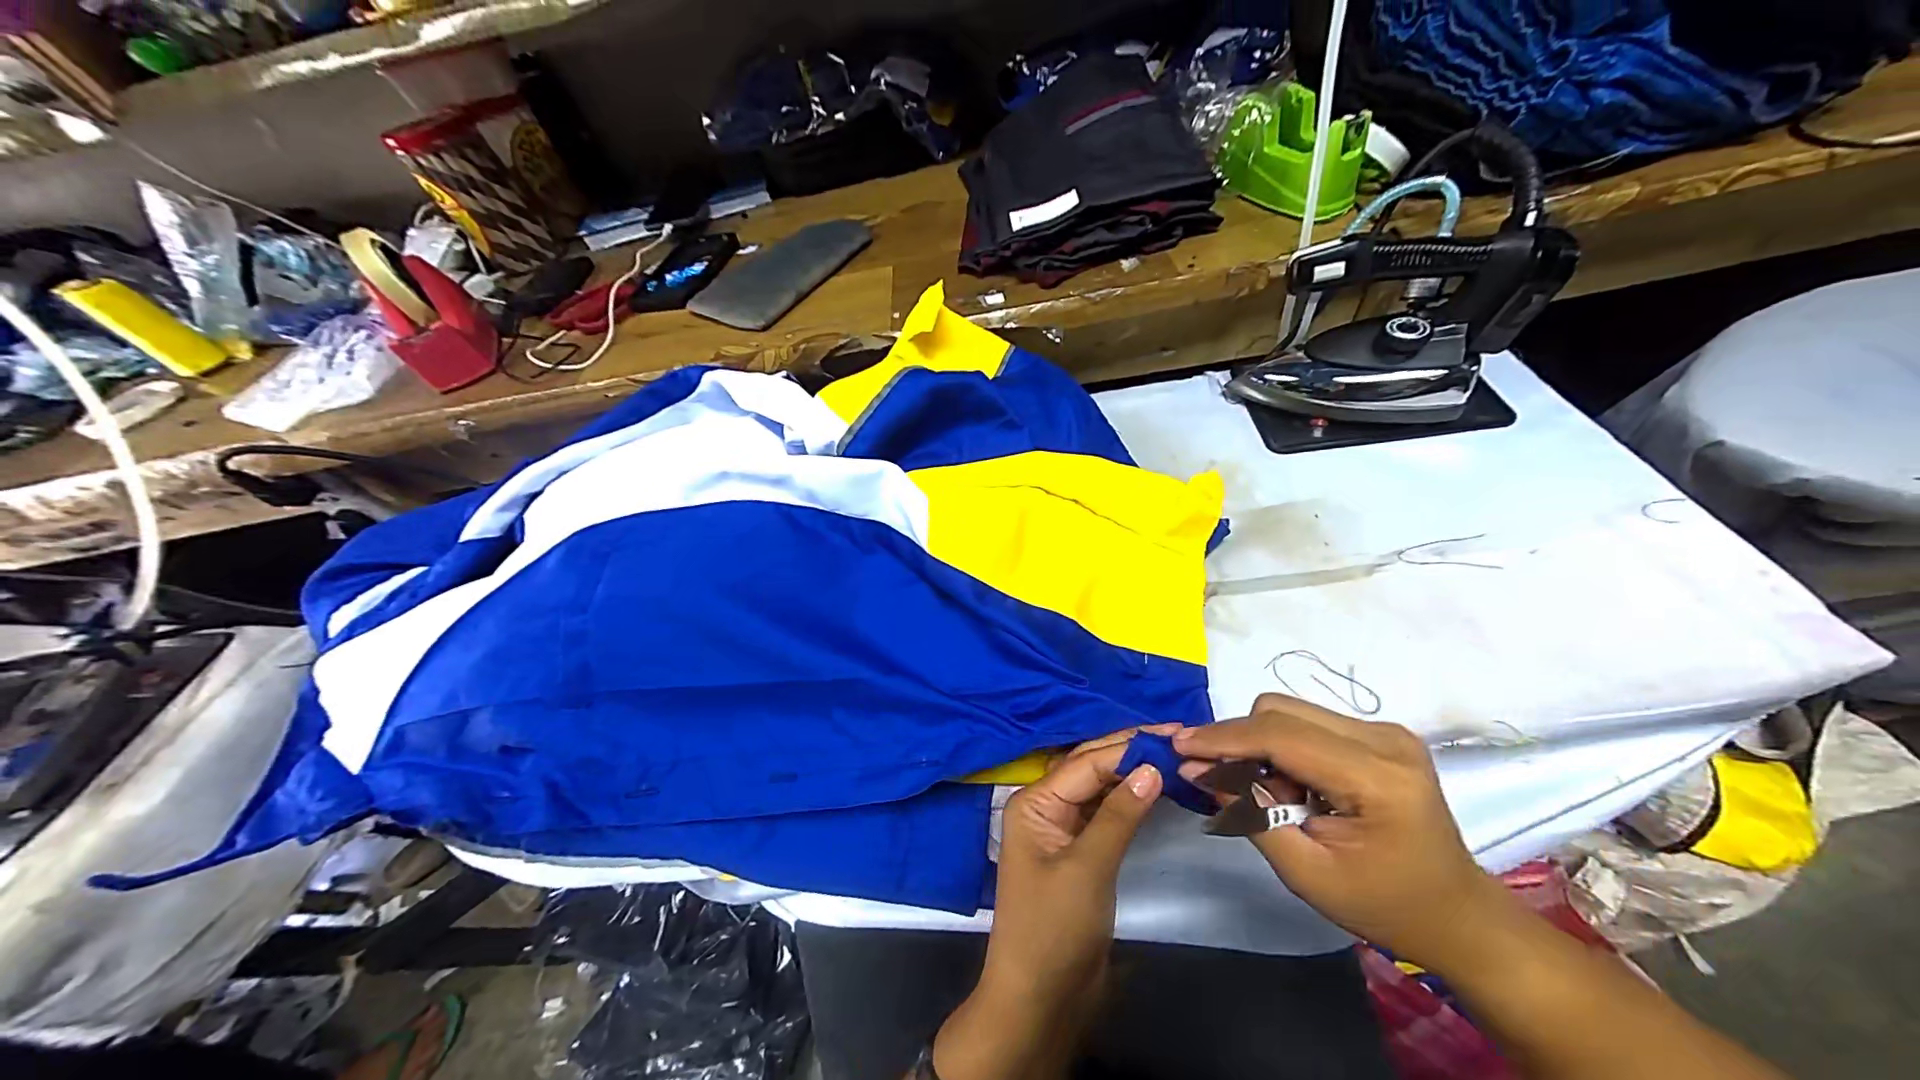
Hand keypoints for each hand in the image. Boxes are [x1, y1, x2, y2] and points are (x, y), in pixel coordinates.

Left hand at [931, 726, 1167, 1079]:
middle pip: (1092, 768)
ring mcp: (1063, 830)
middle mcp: (1046, 807)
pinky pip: (1107, 814)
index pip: (1087, 763)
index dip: (1130, 746)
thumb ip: (1119, 815)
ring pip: (1101, 789)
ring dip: (1135, 773)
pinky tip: (1158, 788)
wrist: (1039, 999)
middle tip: (1182, 737)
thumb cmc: (1054, 930)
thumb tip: (1153, 768)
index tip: (1176, 732)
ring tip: (1178, 756)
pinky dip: (1131, 800)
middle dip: (1133, 752)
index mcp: (1035, 802)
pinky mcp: (1081, 853)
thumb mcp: (1087, 868)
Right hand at [1174, 695, 1503, 970]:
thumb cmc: (1384, 905)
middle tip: (1219, 783)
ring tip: (1265, 794)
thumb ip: (1250, 815)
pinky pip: (1307, 723)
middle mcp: (1385, 738)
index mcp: (1378, 777)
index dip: (1223, 739)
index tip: (1179, 749)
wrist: (1457, 915)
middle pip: (1280, 711)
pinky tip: (1289, 788)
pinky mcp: (1379, 735)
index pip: (1281, 735)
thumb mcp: (1306, 873)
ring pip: (1289, 712)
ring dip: (1259, 745)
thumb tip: (1199, 770)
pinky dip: (1282, 748)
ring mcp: (1386, 732)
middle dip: (1238, 741)